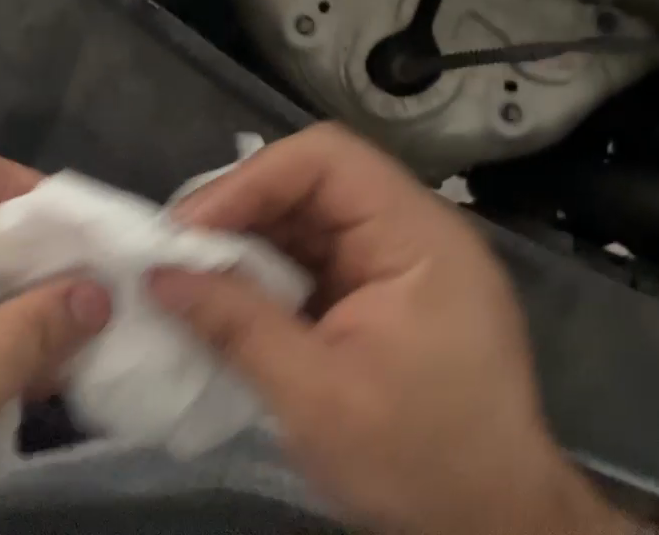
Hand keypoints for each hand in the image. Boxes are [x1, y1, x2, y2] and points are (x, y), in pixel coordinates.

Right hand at [150, 124, 636, 534]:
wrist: (496, 523)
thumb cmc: (420, 460)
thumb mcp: (318, 398)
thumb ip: (239, 326)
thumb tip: (162, 275)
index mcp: (417, 235)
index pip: (327, 159)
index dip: (251, 180)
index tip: (189, 229)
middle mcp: (413, 230)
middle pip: (316, 183)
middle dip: (243, 212)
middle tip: (178, 253)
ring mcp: (401, 261)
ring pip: (312, 220)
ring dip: (252, 244)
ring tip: (194, 276)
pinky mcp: (387, 292)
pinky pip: (320, 259)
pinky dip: (273, 274)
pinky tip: (234, 300)